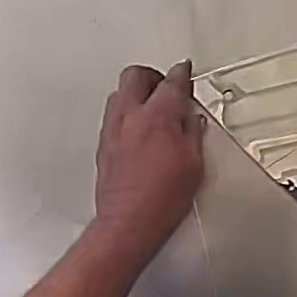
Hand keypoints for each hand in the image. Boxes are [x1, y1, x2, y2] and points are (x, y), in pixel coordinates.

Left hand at [92, 61, 204, 255]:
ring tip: (150, 106)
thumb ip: (192, 134)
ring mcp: (112, 131)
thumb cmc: (159, 201)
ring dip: (135, 93)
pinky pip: (112, 117)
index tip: (184, 72)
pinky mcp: (103, 146)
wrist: (128, 224)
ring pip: (119, 94)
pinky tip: (136, 128)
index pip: (171, 82)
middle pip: (136, 76)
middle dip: (153, 76)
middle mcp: (130, 119)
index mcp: (157, 117)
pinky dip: (125, 114)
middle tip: (166, 86)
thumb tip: (191, 121)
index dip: (181, 74)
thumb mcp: (193, 165)